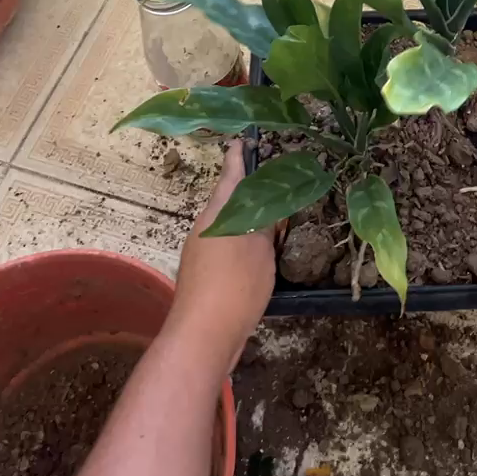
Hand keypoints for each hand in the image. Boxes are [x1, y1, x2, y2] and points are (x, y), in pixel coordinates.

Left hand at [163, 141, 275, 370]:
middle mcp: (204, 227)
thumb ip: (266, 224)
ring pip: (228, 224)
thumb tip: (269, 207)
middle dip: (250, 192)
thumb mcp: (261, 249)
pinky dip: (243, 243)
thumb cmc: (235, 285)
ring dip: (248, 220)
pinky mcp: (202, 275)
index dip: (239, 156)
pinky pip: (226, 246)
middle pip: (229, 200)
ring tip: (275, 222)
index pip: (230, 174)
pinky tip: (260, 256)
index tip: (245, 139)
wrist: (202, 336)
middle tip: (276, 185)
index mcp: (218, 213)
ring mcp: (200, 251)